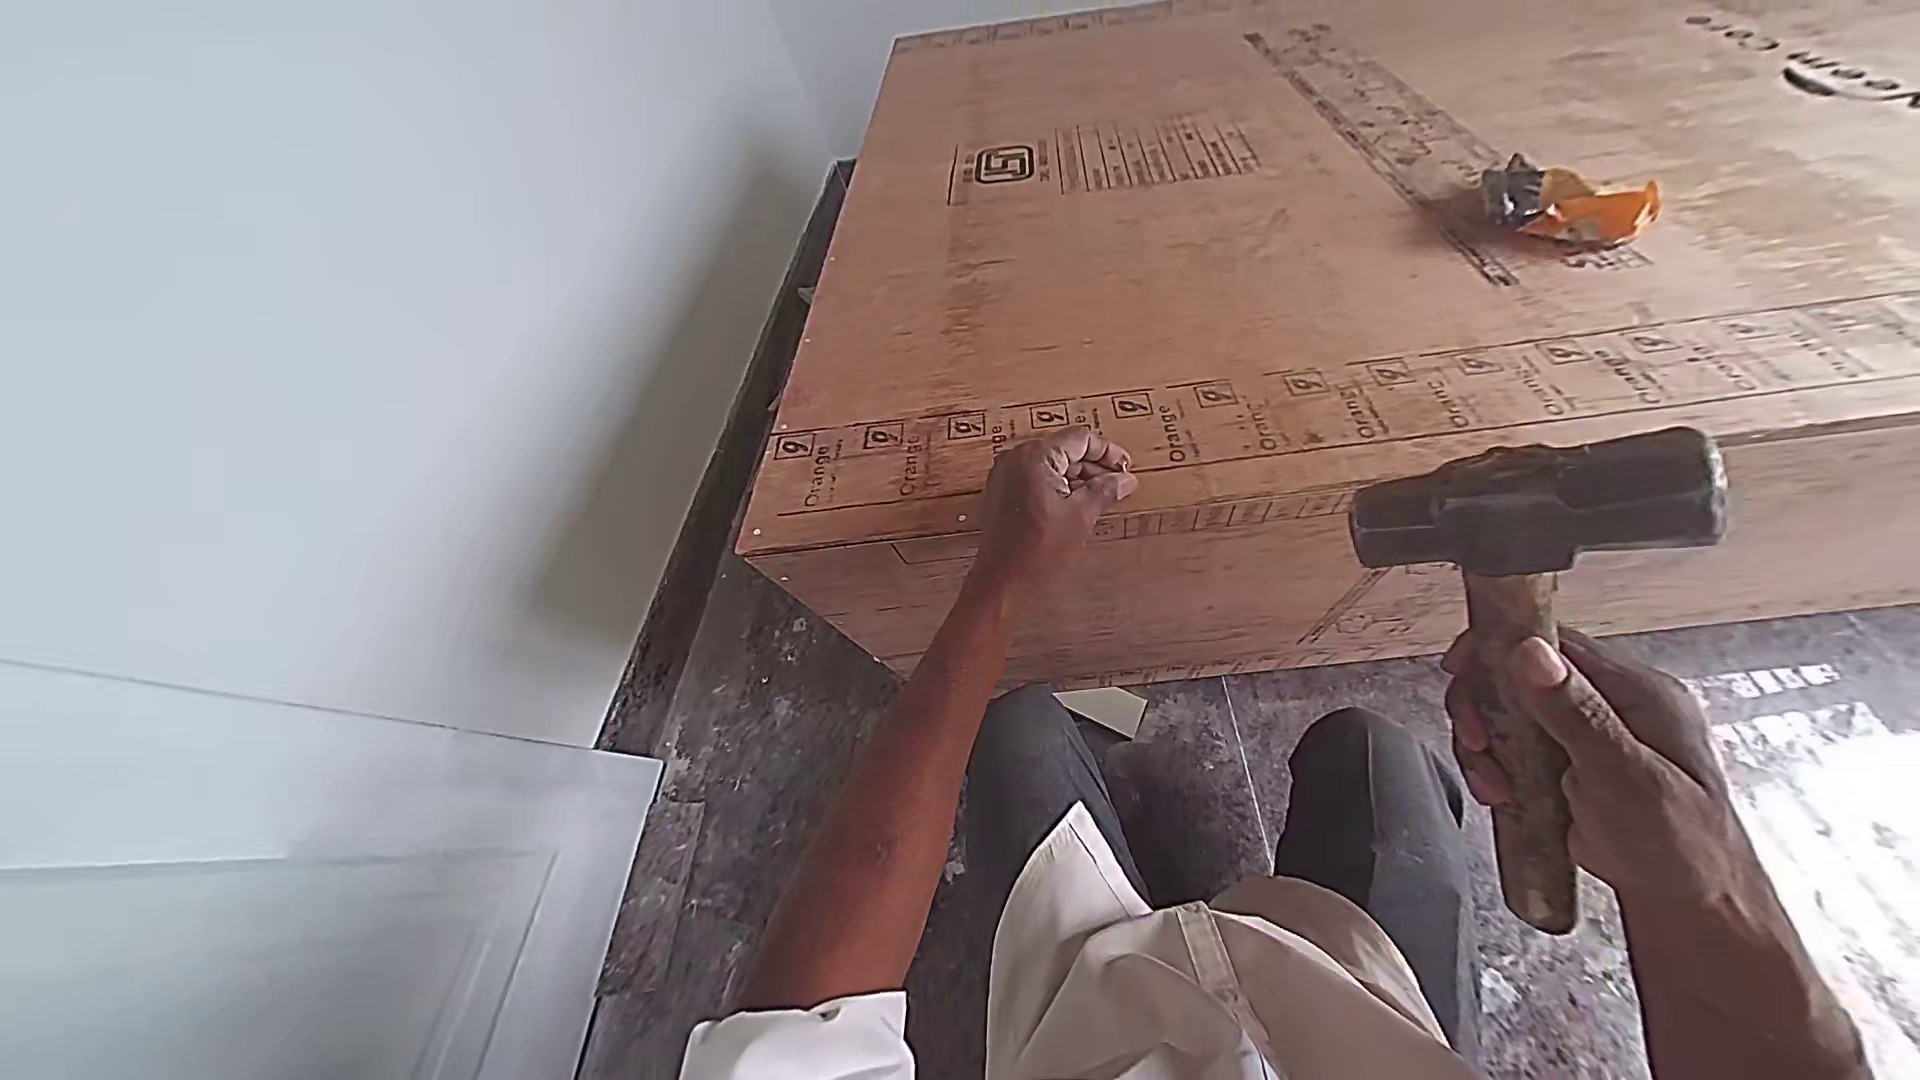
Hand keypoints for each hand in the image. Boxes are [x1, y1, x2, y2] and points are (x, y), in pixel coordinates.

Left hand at [969, 427, 1136, 597]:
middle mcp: (1016, 458)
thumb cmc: (1037, 551)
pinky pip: (1036, 477)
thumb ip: (1105, 490)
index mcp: (1035, 457)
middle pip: (1064, 449)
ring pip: (1051, 464)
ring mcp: (1006, 474)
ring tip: (1102, 495)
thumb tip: (1126, 479)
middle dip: (1093, 465)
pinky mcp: (1002, 491)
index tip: (1124, 466)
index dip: (1107, 451)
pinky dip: (1058, 485)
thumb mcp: (1081, 515)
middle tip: (1118, 482)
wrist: (1004, 580)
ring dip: (1077, 476)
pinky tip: (1078, 502)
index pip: (1079, 439)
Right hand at [1443, 628, 1757, 911]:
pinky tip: (1498, 790)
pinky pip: (1504, 739)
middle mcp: (1608, 700)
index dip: (1494, 647)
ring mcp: (1582, 729)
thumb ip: (1575, 712)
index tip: (1457, 670)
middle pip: (1512, 673)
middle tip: (1475, 742)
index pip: (1548, 639)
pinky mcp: (1559, 756)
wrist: (1692, 908)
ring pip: (1500, 708)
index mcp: (1636, 691)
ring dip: (1481, 742)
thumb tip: (1528, 649)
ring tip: (1491, 781)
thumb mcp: (1624, 776)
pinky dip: (1489, 762)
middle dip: (1480, 706)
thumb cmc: (1675, 846)